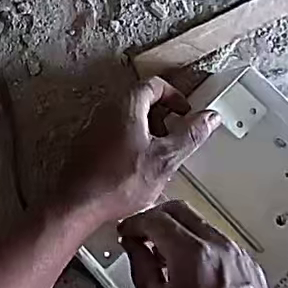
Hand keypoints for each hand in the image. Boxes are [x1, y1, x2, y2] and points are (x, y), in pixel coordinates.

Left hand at [50, 78, 219, 229]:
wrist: (79, 203)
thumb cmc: (115, 183)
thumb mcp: (165, 159)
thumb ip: (190, 135)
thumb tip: (208, 118)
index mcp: (126, 106)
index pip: (155, 84)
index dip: (175, 96)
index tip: (185, 112)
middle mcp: (106, 110)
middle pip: (140, 99)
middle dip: (162, 115)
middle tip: (174, 133)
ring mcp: (94, 127)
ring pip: (127, 117)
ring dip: (146, 130)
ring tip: (157, 153)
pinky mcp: (87, 144)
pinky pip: (113, 133)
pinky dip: (130, 141)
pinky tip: (135, 166)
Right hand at [120, 201, 287, 287]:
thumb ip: (142, 267)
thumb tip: (134, 247)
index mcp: (192, 254)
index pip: (156, 218)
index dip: (134, 222)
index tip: (126, 231)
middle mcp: (218, 245)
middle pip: (180, 209)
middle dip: (155, 217)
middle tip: (141, 234)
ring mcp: (236, 253)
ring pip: (199, 222)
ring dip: (177, 229)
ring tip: (162, 253)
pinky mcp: (248, 264)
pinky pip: (217, 240)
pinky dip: (197, 242)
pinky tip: (187, 265)